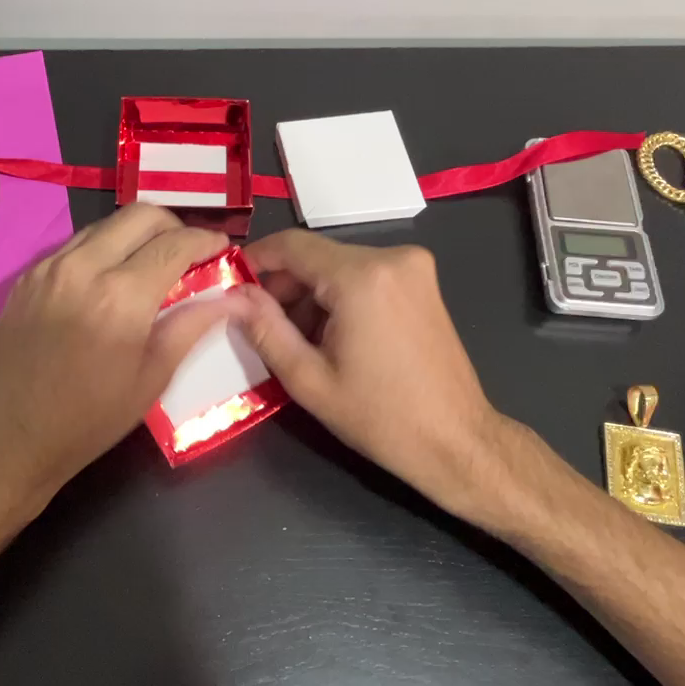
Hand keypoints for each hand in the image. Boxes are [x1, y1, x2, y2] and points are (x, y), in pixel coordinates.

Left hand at [0, 204, 249, 523]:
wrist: (3, 440)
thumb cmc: (85, 422)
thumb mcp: (150, 380)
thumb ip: (191, 327)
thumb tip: (234, 298)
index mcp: (120, 296)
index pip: (175, 243)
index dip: (207, 240)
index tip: (223, 248)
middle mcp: (82, 267)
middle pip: (140, 215)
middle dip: (174, 226)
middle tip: (189, 255)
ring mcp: (48, 268)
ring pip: (104, 224)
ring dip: (136, 234)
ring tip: (153, 266)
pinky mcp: (26, 278)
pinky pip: (75, 244)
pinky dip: (103, 249)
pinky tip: (110, 281)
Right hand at [237, 230, 514, 519]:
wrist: (453, 439)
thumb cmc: (379, 416)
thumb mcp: (307, 378)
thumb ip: (264, 329)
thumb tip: (231, 297)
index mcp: (361, 277)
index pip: (291, 245)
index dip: (254, 261)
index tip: (230, 287)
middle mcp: (391, 257)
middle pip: (315, 256)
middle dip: (283, 287)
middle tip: (263, 329)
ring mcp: (413, 267)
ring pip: (338, 267)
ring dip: (311, 297)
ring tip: (301, 344)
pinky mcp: (422, 282)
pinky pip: (364, 277)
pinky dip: (339, 299)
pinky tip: (334, 339)